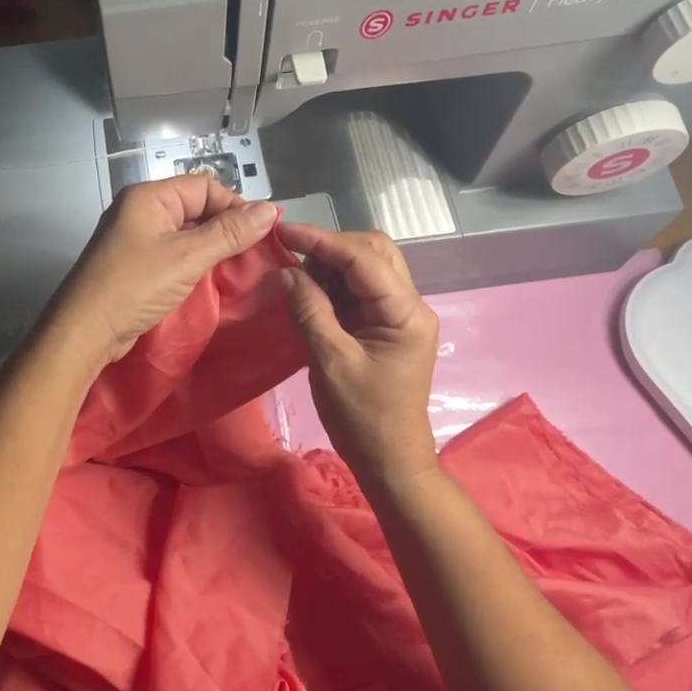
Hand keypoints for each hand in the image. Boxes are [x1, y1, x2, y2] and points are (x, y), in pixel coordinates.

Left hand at [42, 176, 279, 365]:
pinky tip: (214, 280)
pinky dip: (195, 264)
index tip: (262, 232)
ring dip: (213, 248)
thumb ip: (229, 233)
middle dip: (227, 228)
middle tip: (256, 253)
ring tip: (240, 267)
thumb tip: (269, 209)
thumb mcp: (187, 257)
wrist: (85, 331)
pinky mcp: (137, 266)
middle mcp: (141, 211)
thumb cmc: (133, 287)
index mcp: (148, 196)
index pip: (204, 186)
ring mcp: (137, 239)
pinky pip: (174, 255)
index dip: (235, 205)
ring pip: (187, 234)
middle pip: (196, 208)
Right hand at [276, 223, 440, 482]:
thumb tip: (287, 270)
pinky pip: (360, 291)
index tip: (282, 231)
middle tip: (289, 255)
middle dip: (330, 247)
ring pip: (367, 268)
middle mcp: (409, 305)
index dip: (322, 240)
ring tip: (295, 275)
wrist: (390, 460)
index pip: (364, 259)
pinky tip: (308, 291)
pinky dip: (333, 285)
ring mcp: (399, 315)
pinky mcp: (385, 327)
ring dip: (330, 265)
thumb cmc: (363, 417)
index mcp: (405, 313)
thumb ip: (310, 310)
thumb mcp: (330, 361)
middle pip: (373, 252)